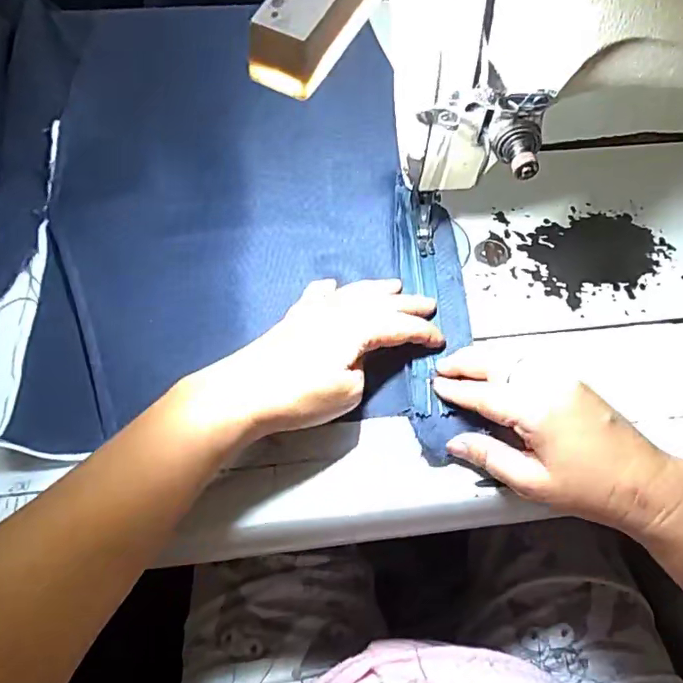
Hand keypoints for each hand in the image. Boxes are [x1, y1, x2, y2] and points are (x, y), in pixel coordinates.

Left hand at [177, 278, 442, 444]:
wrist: (244, 392)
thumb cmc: (299, 396)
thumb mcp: (349, 392)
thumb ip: (365, 370)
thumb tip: (361, 360)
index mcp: (357, 328)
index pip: (399, 326)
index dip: (422, 333)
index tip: (438, 339)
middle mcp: (338, 311)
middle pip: (380, 303)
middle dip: (408, 305)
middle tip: (428, 305)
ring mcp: (313, 311)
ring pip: (353, 293)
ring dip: (377, 290)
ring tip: (394, 287)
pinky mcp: (293, 319)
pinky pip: (319, 295)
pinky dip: (331, 290)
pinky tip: (331, 286)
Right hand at [431, 346, 682, 541]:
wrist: (643, 482)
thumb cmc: (589, 489)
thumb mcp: (532, 482)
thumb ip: (490, 457)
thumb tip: (456, 442)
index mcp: (536, 409)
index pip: (485, 393)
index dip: (457, 390)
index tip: (435, 387)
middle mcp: (549, 383)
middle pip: (498, 363)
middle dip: (467, 363)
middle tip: (442, 368)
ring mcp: (565, 378)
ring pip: (516, 357)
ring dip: (487, 359)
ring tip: (463, 365)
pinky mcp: (575, 381)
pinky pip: (533, 361)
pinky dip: (509, 361)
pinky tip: (498, 370)